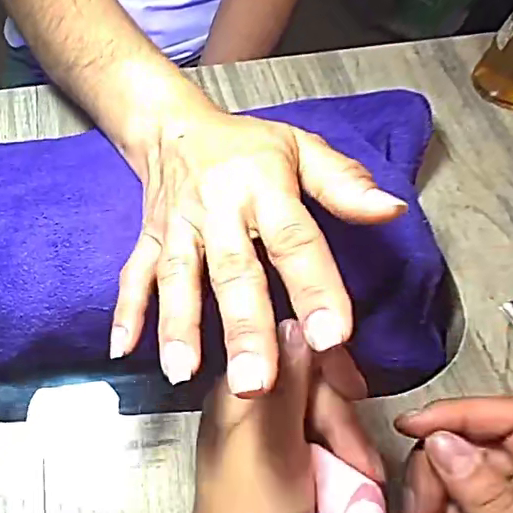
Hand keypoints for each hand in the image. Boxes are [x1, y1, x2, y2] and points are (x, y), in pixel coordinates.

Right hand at [111, 104, 404, 396]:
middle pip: (231, 273)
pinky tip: (123, 348)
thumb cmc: (243, 145)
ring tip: (182, 373)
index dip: (313, 288)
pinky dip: (125, 312)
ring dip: (178, 327)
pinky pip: (133, 276)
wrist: (172, 129)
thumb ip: (344, 183)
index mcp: (262, 189)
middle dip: (243, 329)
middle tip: (255, 382)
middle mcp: (215, 212)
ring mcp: (175, 229)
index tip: (331, 337)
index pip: (293, 241)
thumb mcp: (301, 148)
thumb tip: (390, 211)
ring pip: (177, 280)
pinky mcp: (147, 240)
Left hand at [158, 321, 370, 512]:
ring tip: (360, 493)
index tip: (353, 392)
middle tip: (358, 467)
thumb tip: (295, 323)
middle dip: (344, 426)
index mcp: (237, 392)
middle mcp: (254, 406)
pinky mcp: (297, 464)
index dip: (327, 366)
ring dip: (353, 455)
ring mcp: (276, 436)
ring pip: (332, 421)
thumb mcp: (271, 446)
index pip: (288, 349)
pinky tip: (355, 499)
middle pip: (318, 388)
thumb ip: (286, 388)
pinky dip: (349, 472)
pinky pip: (334, 450)